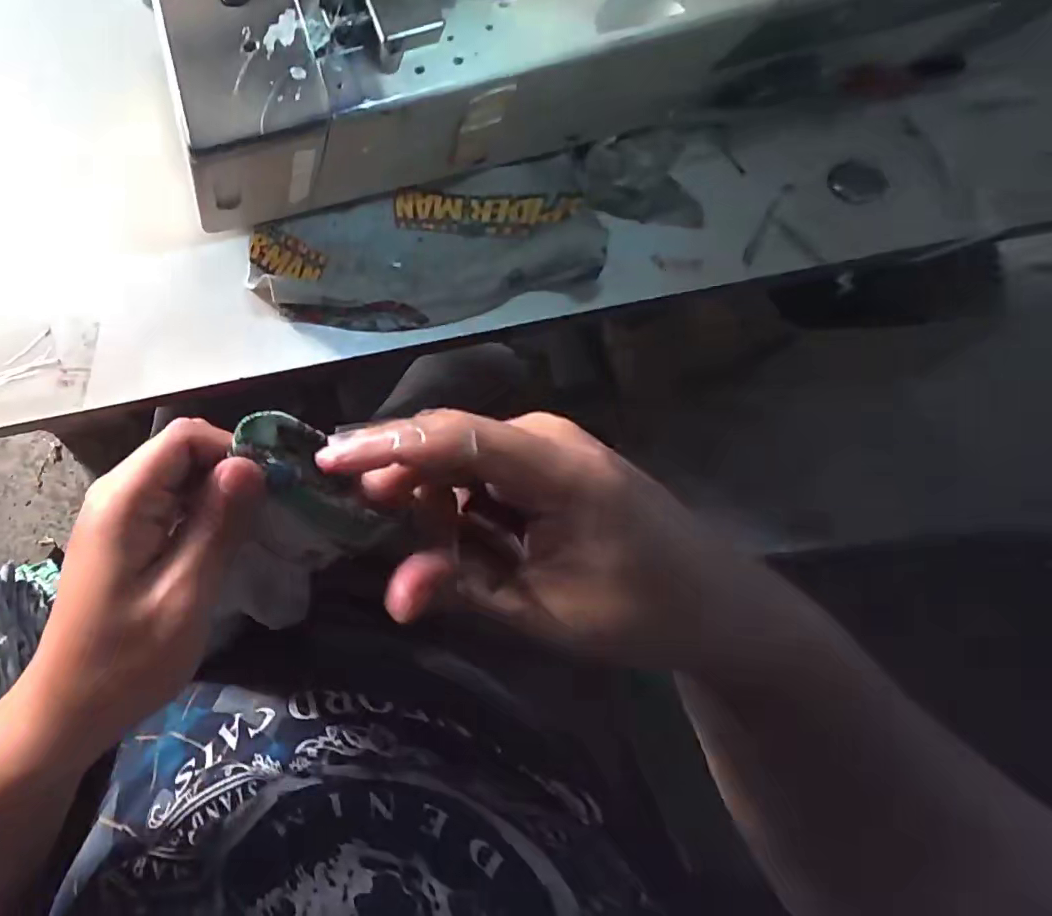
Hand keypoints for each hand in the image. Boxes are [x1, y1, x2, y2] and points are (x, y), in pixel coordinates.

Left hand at [20, 419, 263, 764]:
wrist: (67, 708)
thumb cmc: (125, 663)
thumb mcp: (184, 597)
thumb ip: (217, 525)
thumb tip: (249, 464)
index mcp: (124, 498)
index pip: (185, 436)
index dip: (233, 447)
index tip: (274, 484)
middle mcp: (113, 491)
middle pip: (179, 450)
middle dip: (228, 468)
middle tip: (272, 508)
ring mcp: (112, 511)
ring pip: (175, 474)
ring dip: (216, 491)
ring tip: (254, 526)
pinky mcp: (119, 532)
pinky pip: (165, 500)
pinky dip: (197, 510)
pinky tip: (220, 540)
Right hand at [315, 409, 816, 674]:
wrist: (723, 606)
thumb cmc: (642, 611)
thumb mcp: (546, 613)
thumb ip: (463, 592)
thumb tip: (392, 597)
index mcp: (558, 468)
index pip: (455, 437)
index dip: (387, 446)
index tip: (328, 462)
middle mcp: (543, 437)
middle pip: (444, 439)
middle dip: (393, 474)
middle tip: (354, 514)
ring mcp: (541, 443)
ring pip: (453, 454)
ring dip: (423, 496)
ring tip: (418, 547)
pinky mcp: (537, 459)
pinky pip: (473, 468)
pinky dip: (448, 501)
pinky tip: (447, 537)